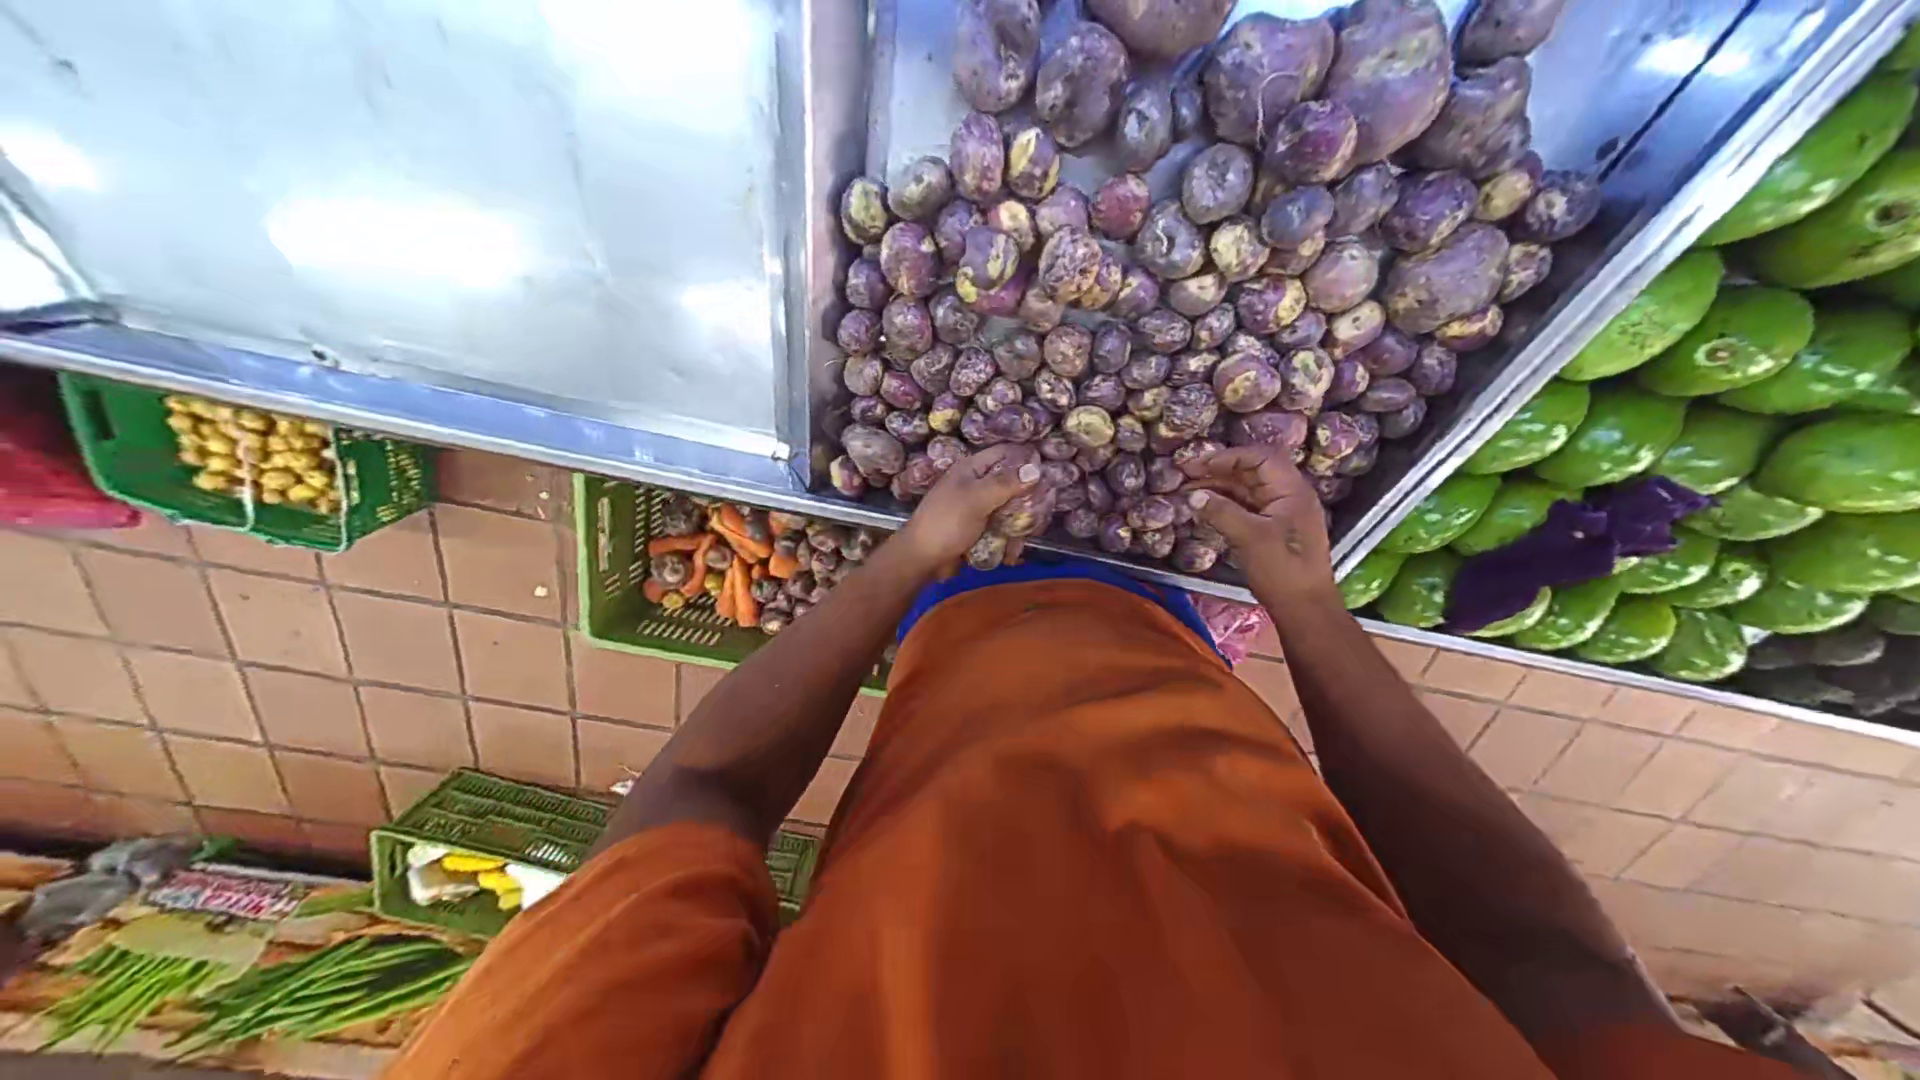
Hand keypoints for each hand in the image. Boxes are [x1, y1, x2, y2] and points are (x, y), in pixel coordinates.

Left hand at [896, 445, 1040, 574]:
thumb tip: (1036, 469)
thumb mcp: (976, 499)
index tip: (1049, 470)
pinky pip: (1002, 526)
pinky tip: (1016, 549)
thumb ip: (1005, 483)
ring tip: (1032, 531)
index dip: (1026, 458)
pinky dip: (1010, 536)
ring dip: (1021, 519)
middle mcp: (977, 484)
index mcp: (972, 469)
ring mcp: (978, 507)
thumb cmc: (946, 523)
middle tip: (1046, 505)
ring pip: (1010, 506)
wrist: (922, 558)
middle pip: (1012, 481)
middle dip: (1029, 494)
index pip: (1005, 453)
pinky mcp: (979, 528)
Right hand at [1180, 445, 1336, 603]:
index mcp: (1292, 491)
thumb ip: (1221, 512)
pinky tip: (1202, 508)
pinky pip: (1244, 507)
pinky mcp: (1271, 530)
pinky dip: (1223, 504)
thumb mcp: (1250, 538)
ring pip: (1245, 490)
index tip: (1200, 465)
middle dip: (1218, 470)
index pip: (1261, 458)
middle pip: (1252, 471)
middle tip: (1186, 473)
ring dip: (1217, 487)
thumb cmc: (1282, 571)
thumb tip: (1194, 495)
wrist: (1304, 609)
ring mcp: (1280, 514)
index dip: (1229, 457)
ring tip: (1187, 490)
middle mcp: (1288, 497)